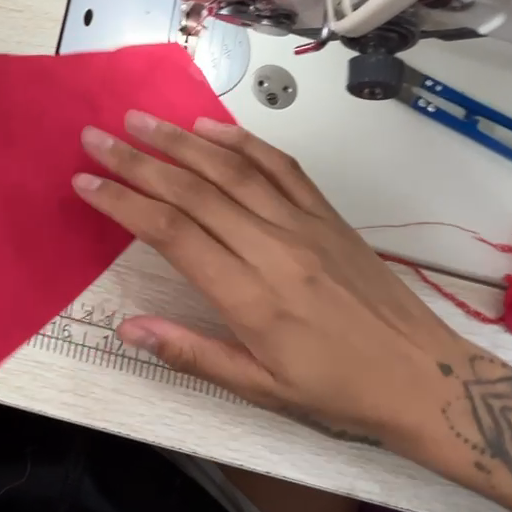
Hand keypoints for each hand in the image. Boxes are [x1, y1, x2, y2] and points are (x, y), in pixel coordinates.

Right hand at [72, 112, 470, 450]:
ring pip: (232, 170)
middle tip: (96, 137)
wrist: (426, 379)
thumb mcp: (261, 389)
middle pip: (192, 192)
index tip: (86, 181)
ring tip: (140, 120)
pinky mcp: (327, 216)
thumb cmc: (338, 391)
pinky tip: (209, 128)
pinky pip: (281, 167)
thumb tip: (127, 328)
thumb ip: (191, 352)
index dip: (123, 203)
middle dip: (137, 161)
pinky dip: (242, 143)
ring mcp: (304, 226)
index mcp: (250, 298)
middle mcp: (273, 249)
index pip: (172, 235)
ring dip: (180, 141)